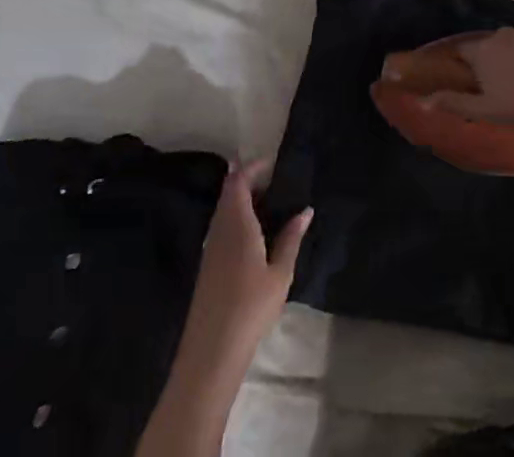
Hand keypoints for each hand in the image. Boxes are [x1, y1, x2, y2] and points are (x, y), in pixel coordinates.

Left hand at [180, 161, 311, 366]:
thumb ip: (291, 238)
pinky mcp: (208, 264)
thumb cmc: (251, 307)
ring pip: (224, 210)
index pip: (238, 183)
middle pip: (228, 193)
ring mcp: (211, 248)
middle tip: (278, 181)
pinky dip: (238, 217)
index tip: (274, 162)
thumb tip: (304, 210)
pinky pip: (222, 226)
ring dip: (243, 200)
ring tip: (272, 202)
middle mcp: (220, 230)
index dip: (252, 167)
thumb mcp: (281, 273)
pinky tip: (257, 231)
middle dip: (249, 181)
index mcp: (238, 225)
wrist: (212, 350)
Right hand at [423, 27, 513, 130]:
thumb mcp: (484, 109)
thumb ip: (452, 102)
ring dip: (513, 55)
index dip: (460, 62)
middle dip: (488, 59)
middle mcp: (503, 34)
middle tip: (494, 82)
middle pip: (488, 44)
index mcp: (483, 49)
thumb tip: (423, 101)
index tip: (463, 76)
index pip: (461, 50)